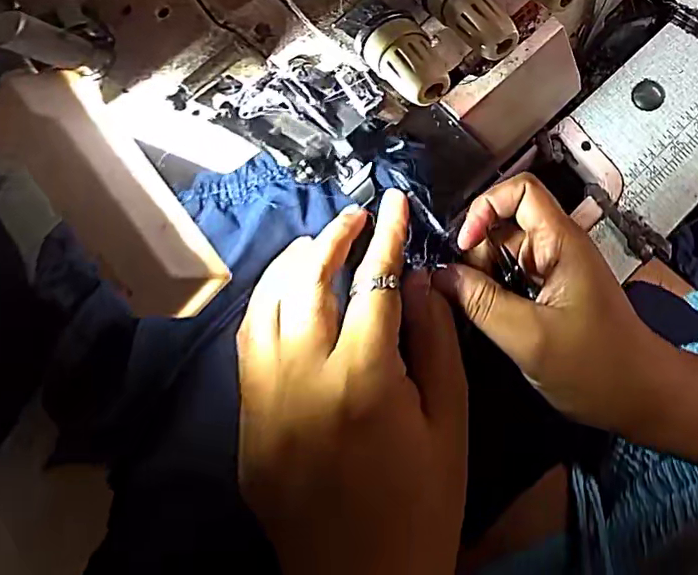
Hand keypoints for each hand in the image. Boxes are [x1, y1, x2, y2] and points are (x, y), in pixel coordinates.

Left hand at [237, 190, 467, 573]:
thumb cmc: (425, 497)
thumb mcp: (450, 413)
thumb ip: (435, 336)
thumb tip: (416, 276)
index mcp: (362, 381)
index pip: (373, 284)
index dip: (386, 236)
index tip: (393, 201)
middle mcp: (302, 385)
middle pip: (307, 286)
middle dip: (334, 239)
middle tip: (358, 214)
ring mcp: (264, 407)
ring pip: (265, 310)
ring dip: (293, 265)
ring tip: (323, 241)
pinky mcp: (248, 428)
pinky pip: (249, 347)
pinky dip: (268, 304)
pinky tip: (292, 291)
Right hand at [432, 174, 678, 434]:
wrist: (638, 392)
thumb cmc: (599, 366)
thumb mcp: (530, 338)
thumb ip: (482, 304)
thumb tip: (442, 277)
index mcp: (562, 241)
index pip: (521, 190)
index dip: (485, 207)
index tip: (464, 245)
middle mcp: (559, 245)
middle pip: (505, 222)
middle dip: (477, 251)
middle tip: (467, 292)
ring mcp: (556, 266)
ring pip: (505, 251)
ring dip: (484, 275)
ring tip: (480, 311)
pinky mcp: (552, 288)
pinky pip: (514, 275)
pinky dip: (496, 291)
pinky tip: (492, 318)